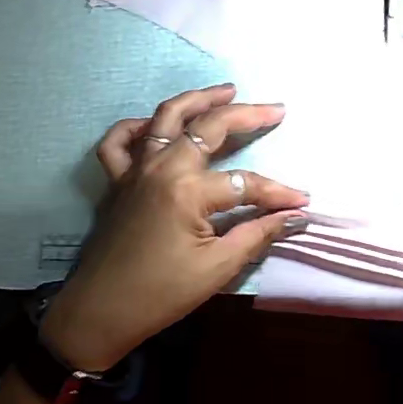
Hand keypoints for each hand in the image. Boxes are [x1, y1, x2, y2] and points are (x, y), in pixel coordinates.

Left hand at [40, 84, 309, 372]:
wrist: (100, 312)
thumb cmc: (162, 294)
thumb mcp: (218, 268)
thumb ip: (257, 234)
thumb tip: (295, 216)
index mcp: (187, 191)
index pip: (245, 182)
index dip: (277, 193)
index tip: (302, 202)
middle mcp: (161, 168)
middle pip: (208, 127)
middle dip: (246, 115)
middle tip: (275, 109)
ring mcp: (135, 170)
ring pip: (165, 118)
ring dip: (197, 100)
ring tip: (225, 91)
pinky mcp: (117, 181)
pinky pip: (119, 142)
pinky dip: (137, 127)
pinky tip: (155, 125)